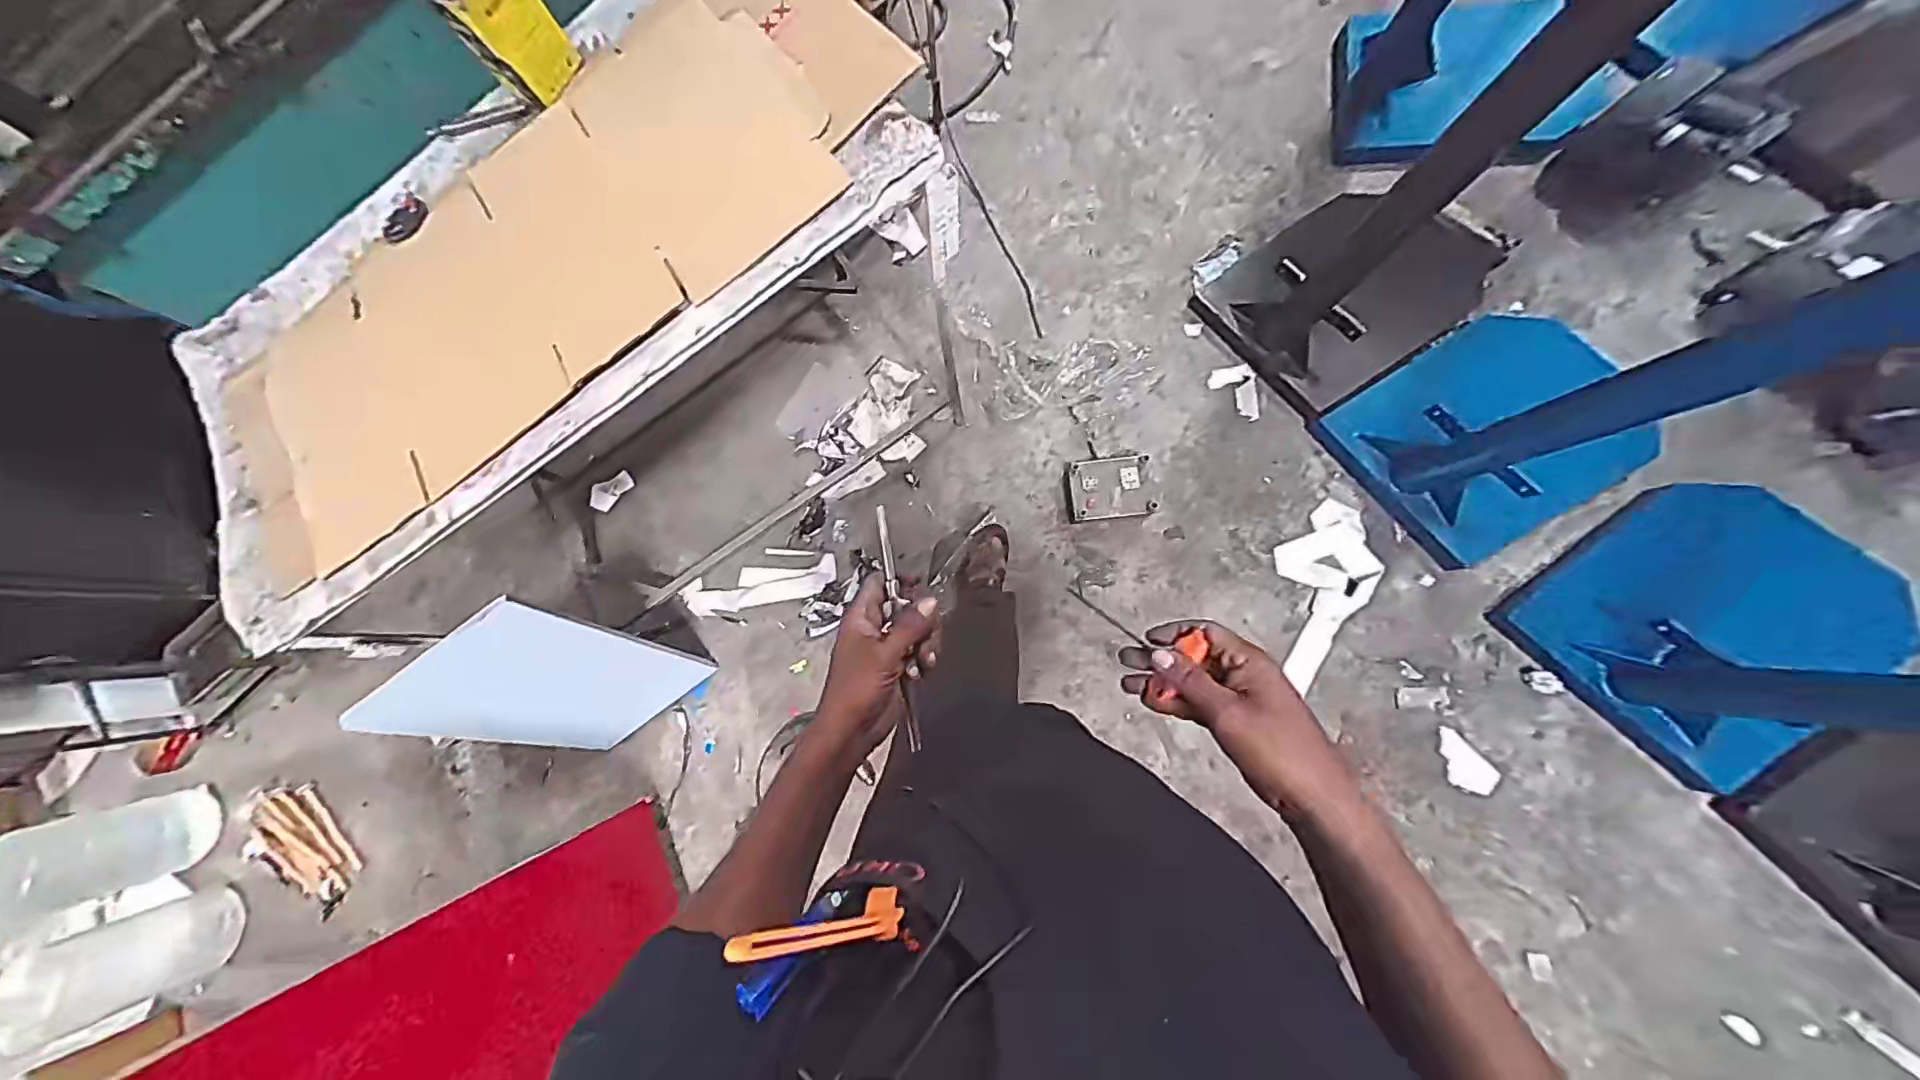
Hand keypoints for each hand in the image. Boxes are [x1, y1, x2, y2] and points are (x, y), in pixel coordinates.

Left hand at [814, 575, 940, 757]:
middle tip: (924, 637)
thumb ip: (910, 626)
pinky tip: (920, 674)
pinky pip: (919, 652)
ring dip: (926, 645)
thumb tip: (930, 602)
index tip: (920, 586)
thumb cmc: (857, 690)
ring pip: (917, 631)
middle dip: (922, 621)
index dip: (899, 580)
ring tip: (922, 663)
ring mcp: (886, 648)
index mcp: (861, 618)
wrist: (852, 729)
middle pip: (906, 608)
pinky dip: (924, 661)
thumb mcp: (885, 653)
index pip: (879, 584)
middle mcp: (874, 629)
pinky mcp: (898, 667)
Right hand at [1120, 621, 1358, 819]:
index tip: (1148, 642)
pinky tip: (1158, 702)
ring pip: (1194, 681)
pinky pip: (1200, 702)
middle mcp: (1245, 675)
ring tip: (1135, 683)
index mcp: (1249, 662)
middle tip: (1132, 661)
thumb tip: (1163, 656)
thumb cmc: (1288, 754)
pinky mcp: (1237, 719)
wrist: (1312, 796)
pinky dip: (1178, 702)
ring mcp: (1241, 698)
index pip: (1204, 633)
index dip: (1173, 635)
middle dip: (1161, 659)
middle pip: (1195, 657)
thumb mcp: (1227, 711)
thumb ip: (1190, 682)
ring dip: (1164, 682)